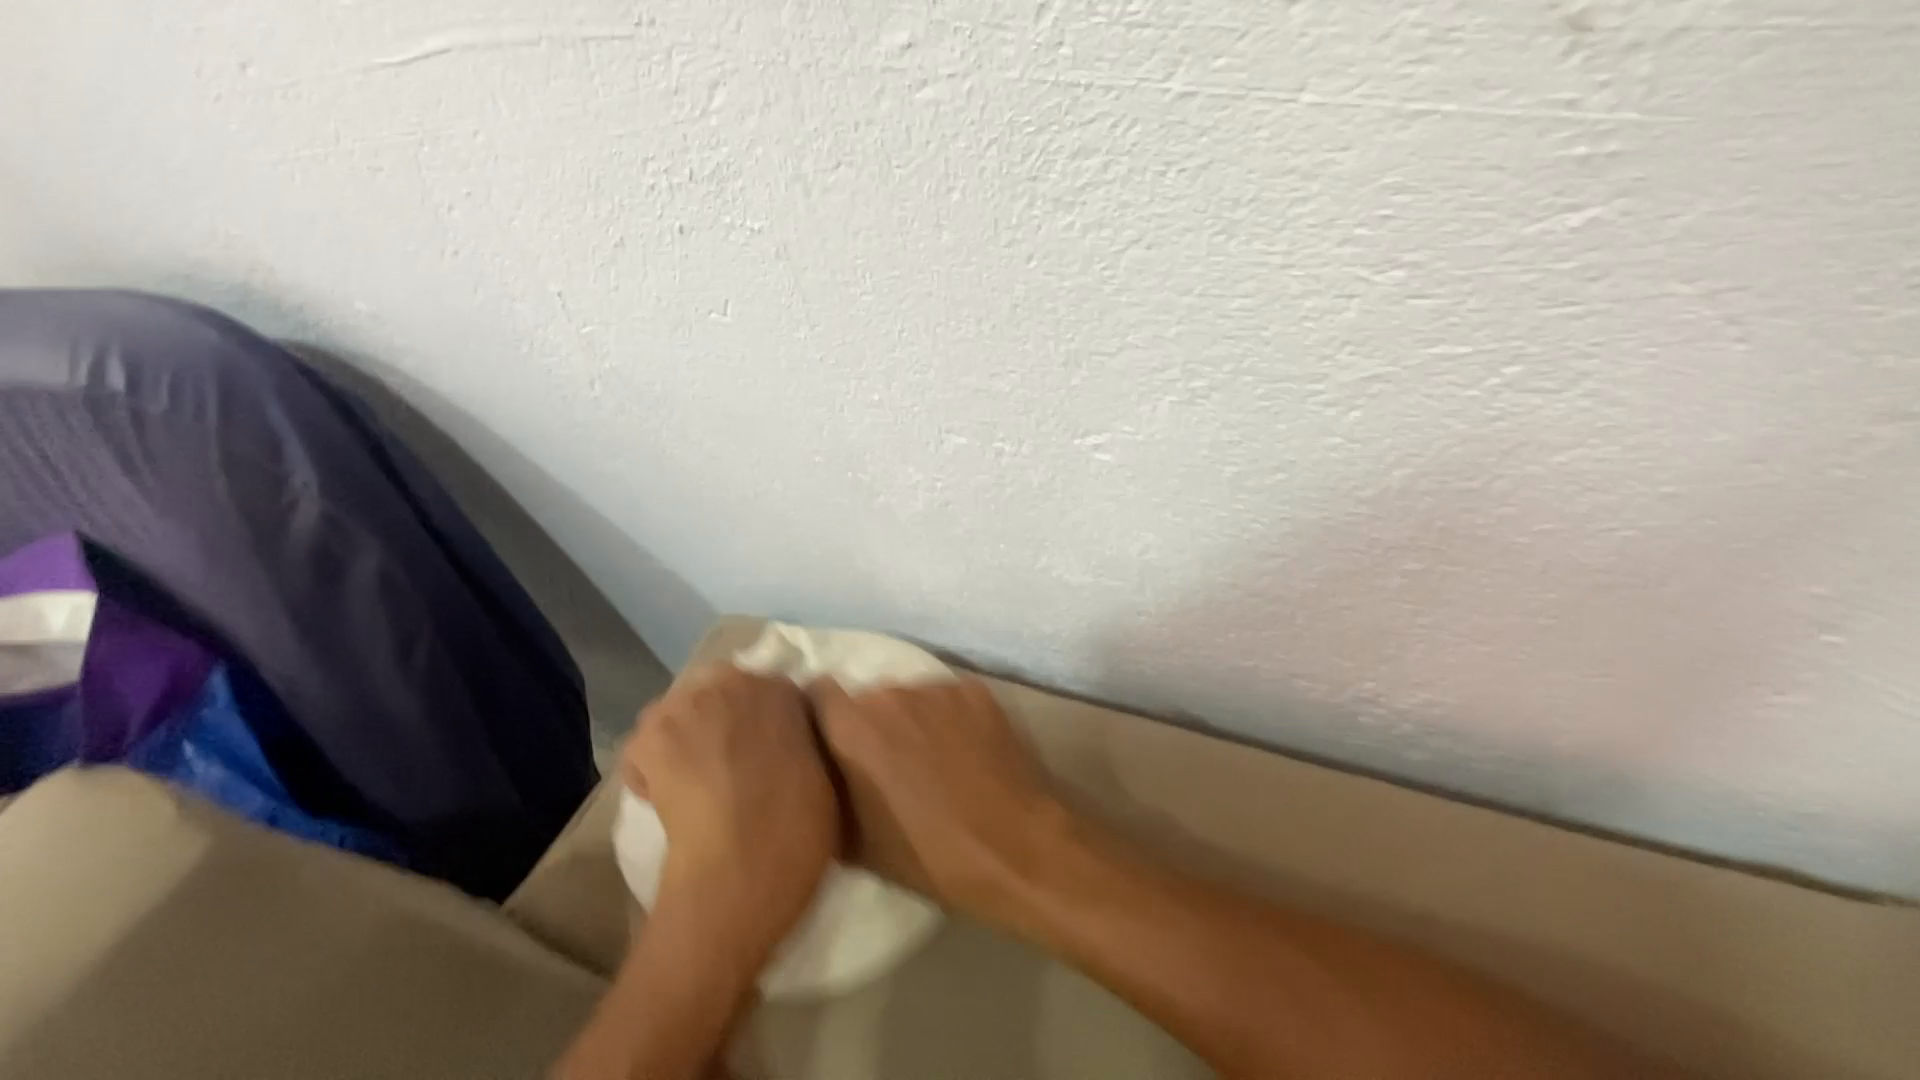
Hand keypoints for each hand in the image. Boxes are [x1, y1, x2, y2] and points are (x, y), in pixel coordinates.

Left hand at [623, 667, 839, 956]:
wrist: (746, 862)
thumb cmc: (799, 825)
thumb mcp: (822, 772)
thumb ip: (802, 742)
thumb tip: (786, 747)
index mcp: (783, 689)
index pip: (765, 692)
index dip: (759, 724)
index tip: (759, 753)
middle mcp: (734, 683)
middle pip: (715, 694)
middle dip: (716, 721)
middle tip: (724, 766)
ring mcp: (686, 704)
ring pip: (674, 716)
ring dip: (680, 741)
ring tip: (691, 785)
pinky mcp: (649, 736)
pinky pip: (642, 749)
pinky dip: (648, 772)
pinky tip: (665, 801)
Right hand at [807, 677, 1065, 923]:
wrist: (1016, 848)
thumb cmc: (929, 857)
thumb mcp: (855, 845)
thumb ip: (828, 795)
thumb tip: (820, 775)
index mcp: (852, 728)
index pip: (818, 692)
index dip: (824, 715)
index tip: (834, 740)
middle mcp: (889, 694)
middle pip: (869, 698)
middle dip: (873, 724)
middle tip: (891, 764)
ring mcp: (937, 689)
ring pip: (912, 697)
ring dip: (914, 720)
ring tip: (935, 760)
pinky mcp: (977, 691)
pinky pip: (951, 699)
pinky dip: (953, 719)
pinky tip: (969, 753)